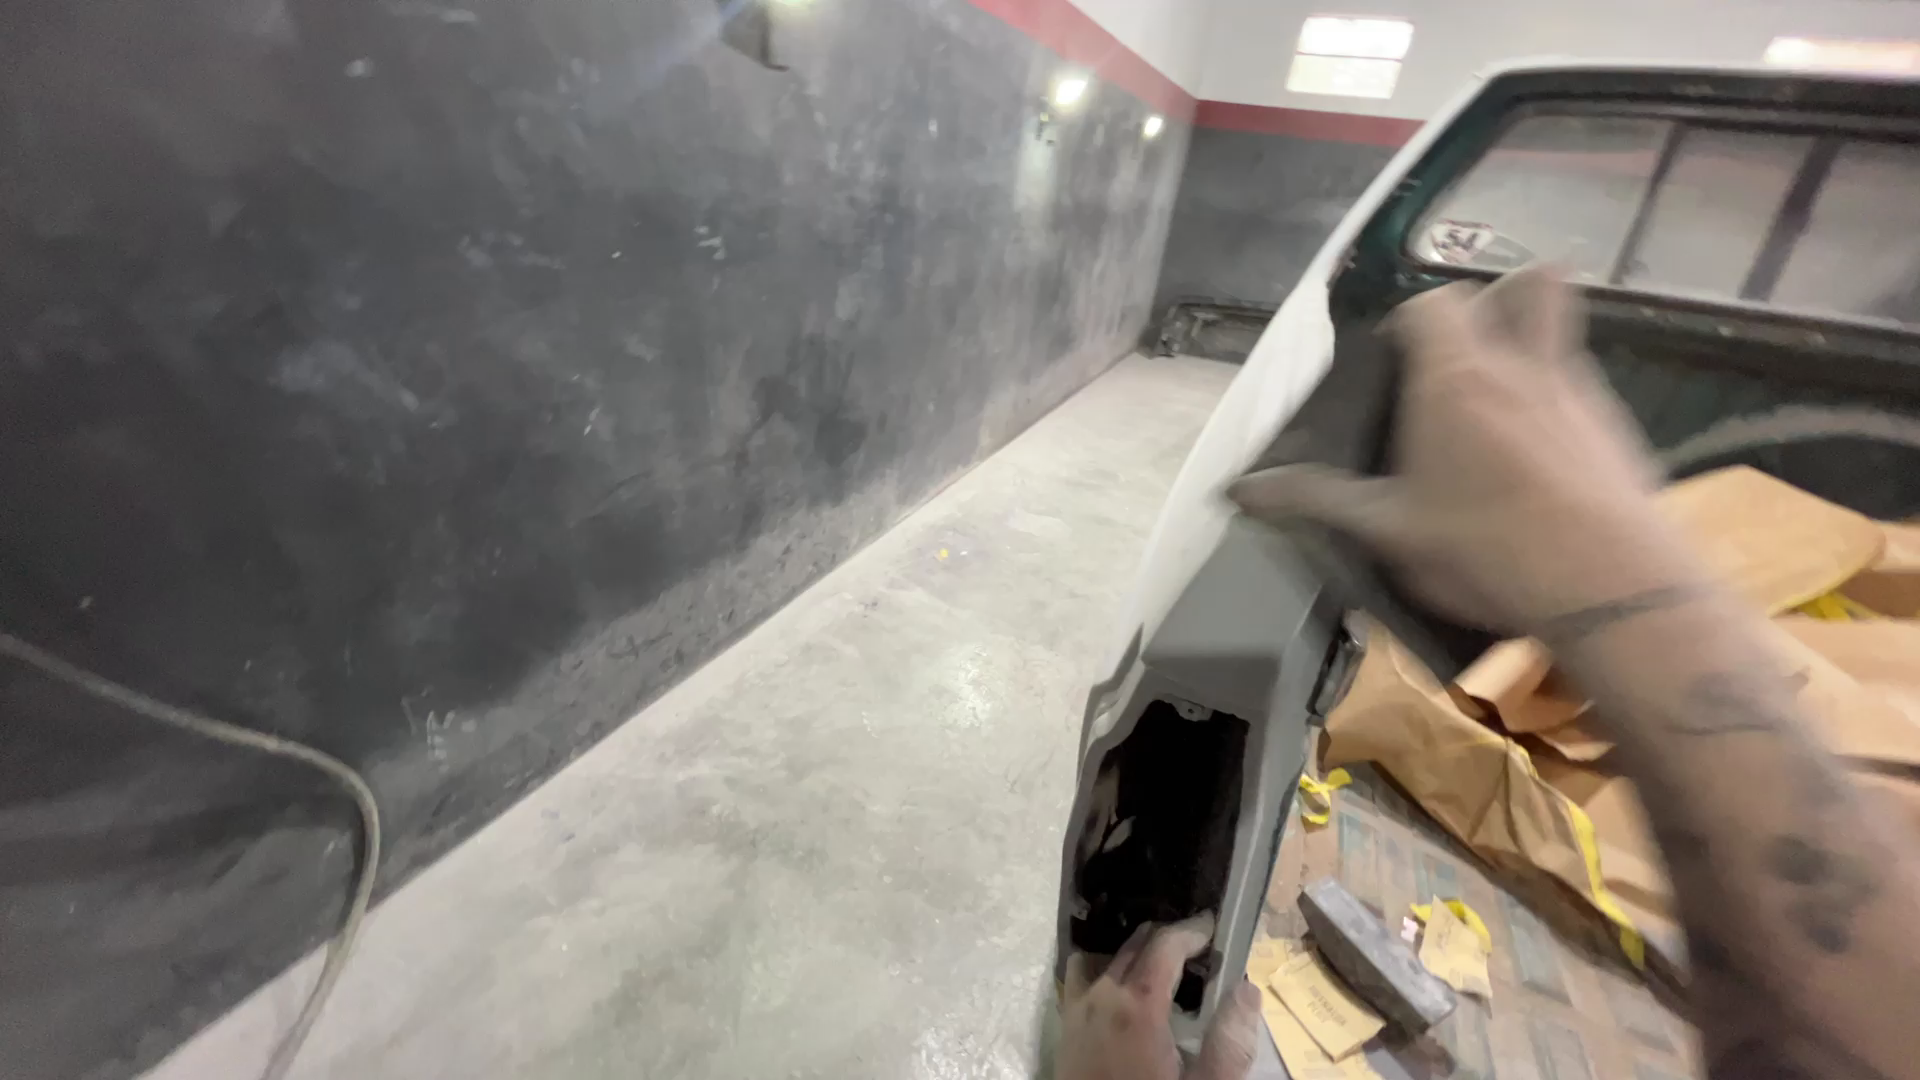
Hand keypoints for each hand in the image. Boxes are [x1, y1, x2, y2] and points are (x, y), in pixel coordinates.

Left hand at [1055, 915, 1263, 1079]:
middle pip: (1135, 943)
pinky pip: (1085, 976)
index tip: (1215, 925)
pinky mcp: (1066, 1027)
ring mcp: (1078, 1007)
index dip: (1192, 931)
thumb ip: (1230, 1042)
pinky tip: (1129, 993)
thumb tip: (1246, 990)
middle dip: (1168, 937)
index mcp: (1137, 1004)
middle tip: (1200, 948)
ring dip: (1136, 951)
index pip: (1165, 945)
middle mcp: (1101, 993)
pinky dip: (1109, 967)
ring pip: (1107, 956)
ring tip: (1167, 966)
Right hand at [1228, 267, 1703, 638]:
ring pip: (1556, 331)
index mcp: (1457, 380)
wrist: (1614, 592)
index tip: (1386, 363)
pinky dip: (1546, 398)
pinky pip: (1576, 385)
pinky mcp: (1617, 429)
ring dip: (1519, 348)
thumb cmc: (1482, 547)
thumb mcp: (1383, 528)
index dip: (1405, 320)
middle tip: (1451, 358)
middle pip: (1524, 284)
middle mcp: (1525, 368)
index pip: (1433, 303)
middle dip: (1487, 301)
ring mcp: (1581, 393)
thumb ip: (1311, 499)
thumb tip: (1239, 489)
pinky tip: (1525, 460)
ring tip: (1482, 412)